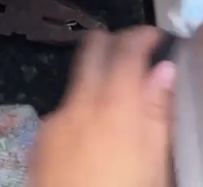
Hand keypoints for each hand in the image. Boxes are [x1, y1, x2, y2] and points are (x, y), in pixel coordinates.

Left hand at [29, 26, 175, 186]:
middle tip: (134, 55)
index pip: (127, 47)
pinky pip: (64, 111)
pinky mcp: (39, 141)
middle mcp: (80, 102)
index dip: (143, 34)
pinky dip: (81, 112)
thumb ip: (158, 115)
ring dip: (97, 81)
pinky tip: (92, 142)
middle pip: (93, 50)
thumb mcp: (155, 168)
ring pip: (78, 82)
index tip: (157, 36)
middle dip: (114, 44)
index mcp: (115, 106)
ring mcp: (54, 120)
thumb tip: (164, 69)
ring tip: (118, 109)